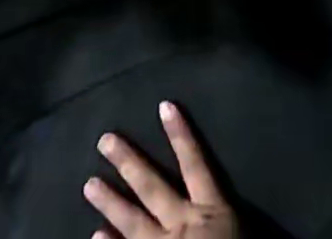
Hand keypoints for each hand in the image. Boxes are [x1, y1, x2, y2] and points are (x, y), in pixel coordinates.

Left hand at [85, 102, 237, 238]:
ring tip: (89, 184)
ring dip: (110, 202)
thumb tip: (217, 207)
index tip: (164, 105)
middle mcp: (184, 226)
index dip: (180, 135)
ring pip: (133, 223)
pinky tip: (95, 236)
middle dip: (128, 162)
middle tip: (104, 140)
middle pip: (152, 187)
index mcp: (213, 212)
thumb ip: (225, 219)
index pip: (195, 164)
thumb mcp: (241, 233)